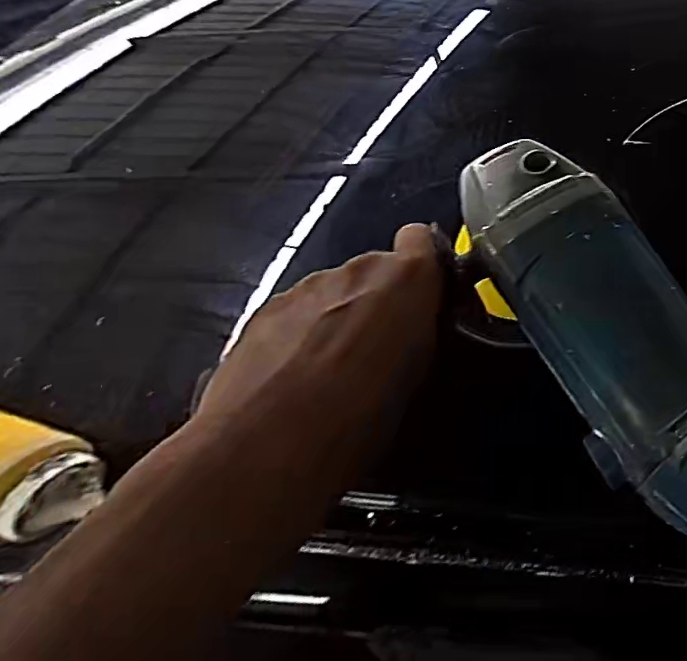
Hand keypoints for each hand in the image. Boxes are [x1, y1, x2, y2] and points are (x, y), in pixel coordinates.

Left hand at [197, 223, 442, 440]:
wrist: (268, 448)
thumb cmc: (364, 416)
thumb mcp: (423, 379)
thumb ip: (425, 335)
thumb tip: (419, 338)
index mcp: (407, 279)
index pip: (421, 239)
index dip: (421, 265)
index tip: (422, 298)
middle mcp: (356, 270)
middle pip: (374, 271)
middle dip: (377, 302)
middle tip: (378, 353)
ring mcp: (304, 288)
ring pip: (331, 294)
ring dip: (336, 321)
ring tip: (329, 378)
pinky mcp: (261, 312)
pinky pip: (293, 315)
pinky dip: (297, 339)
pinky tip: (291, 386)